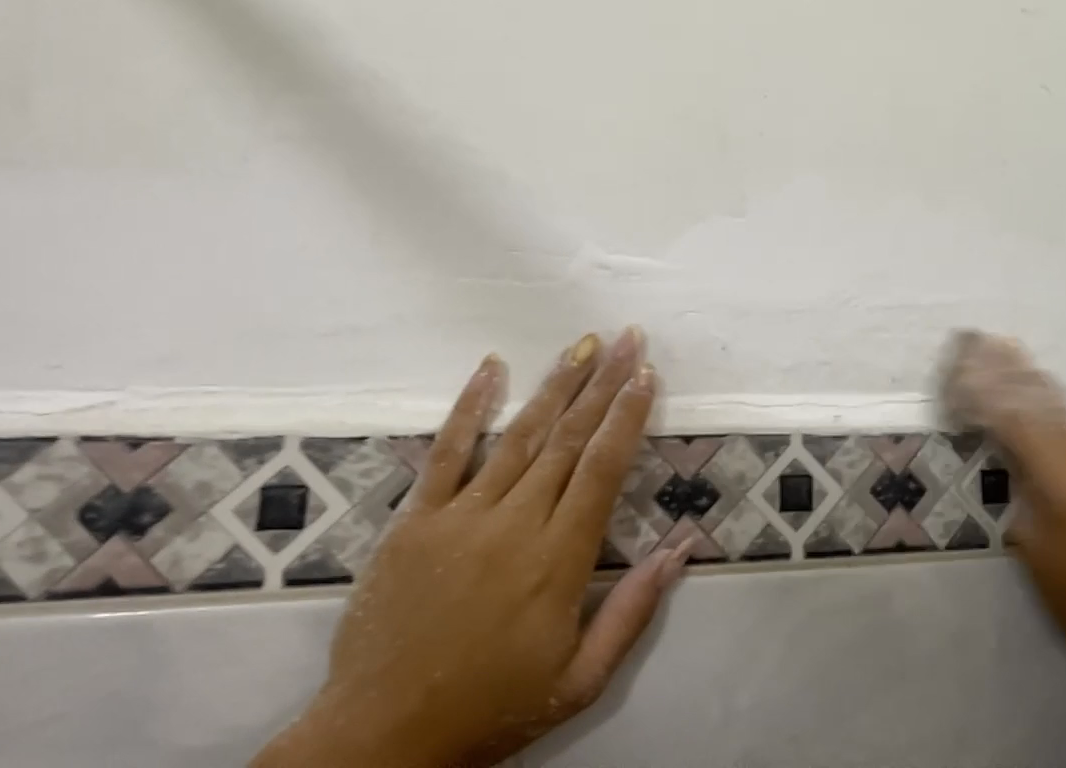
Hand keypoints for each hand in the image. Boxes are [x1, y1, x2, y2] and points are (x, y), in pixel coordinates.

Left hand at [254, 327, 691, 767]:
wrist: (385, 732)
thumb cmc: (492, 707)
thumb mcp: (580, 680)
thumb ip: (632, 611)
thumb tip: (681, 550)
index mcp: (559, 562)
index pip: (602, 470)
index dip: (627, 417)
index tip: (645, 374)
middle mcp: (515, 524)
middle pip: (568, 440)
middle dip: (602, 384)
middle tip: (626, 337)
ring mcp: (462, 516)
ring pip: (518, 436)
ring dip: (555, 385)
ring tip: (582, 343)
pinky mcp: (417, 519)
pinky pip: (446, 451)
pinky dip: (469, 406)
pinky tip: (491, 367)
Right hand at [938, 330, 1065, 667]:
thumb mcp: (1035, 547)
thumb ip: (1024, 485)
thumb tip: (1010, 443)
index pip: (1023, 423)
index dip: (989, 394)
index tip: (963, 366)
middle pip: (1051, 407)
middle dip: (1014, 374)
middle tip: (985, 340)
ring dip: (1038, 389)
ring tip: (1008, 355)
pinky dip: (1063, 415)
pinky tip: (1044, 400)